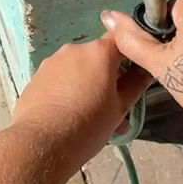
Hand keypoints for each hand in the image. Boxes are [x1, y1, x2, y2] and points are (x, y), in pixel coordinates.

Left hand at [8, 36, 152, 170]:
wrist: (41, 143)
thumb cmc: (88, 124)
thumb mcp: (120, 108)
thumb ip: (135, 85)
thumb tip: (146, 70)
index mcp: (99, 52)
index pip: (121, 40)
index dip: (129, 54)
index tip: (132, 75)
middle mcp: (74, 49)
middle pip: (98, 57)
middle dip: (107, 78)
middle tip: (113, 108)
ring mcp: (52, 61)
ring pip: (78, 69)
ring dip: (87, 86)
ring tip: (90, 119)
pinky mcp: (36, 76)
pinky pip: (60, 78)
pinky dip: (68, 91)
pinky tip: (69, 117)